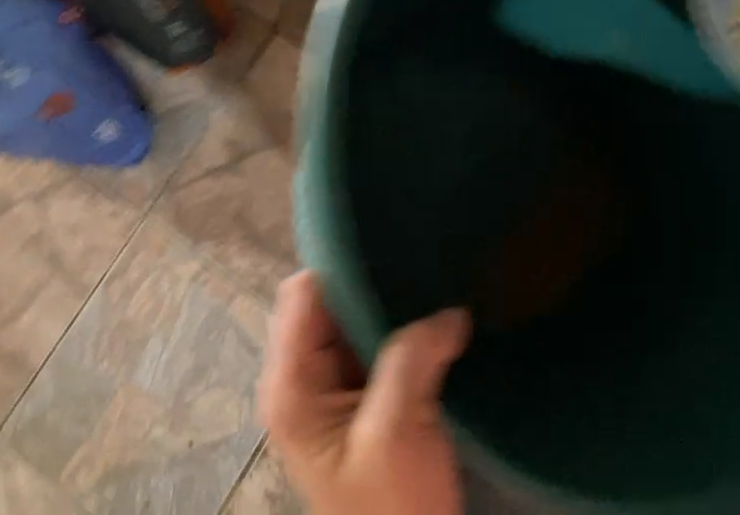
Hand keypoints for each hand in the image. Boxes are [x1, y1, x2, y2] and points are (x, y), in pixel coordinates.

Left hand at [259, 272, 470, 514]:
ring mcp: (335, 390)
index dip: (344, 268)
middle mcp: (303, 380)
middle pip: (329, 301)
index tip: (397, 250)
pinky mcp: (367, 398)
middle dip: (374, 283)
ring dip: (394, 305)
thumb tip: (448, 311)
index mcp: (291, 387)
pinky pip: (380, 342)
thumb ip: (411, 358)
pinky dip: (406, 327)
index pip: (303, 295)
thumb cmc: (393, 510)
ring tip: (439, 282)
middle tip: (427, 264)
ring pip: (357, 319)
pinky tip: (441, 318)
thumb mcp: (397, 431)